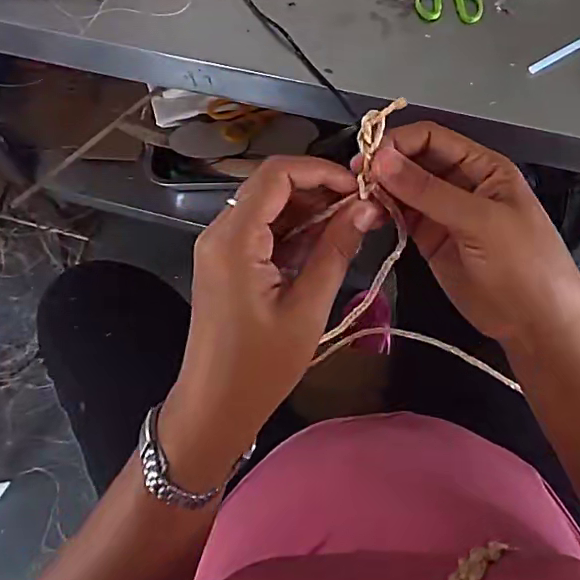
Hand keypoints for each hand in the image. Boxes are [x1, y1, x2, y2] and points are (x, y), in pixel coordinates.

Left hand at [159, 156, 381, 491]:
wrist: (213, 408)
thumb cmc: (260, 367)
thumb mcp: (308, 309)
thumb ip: (336, 250)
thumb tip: (366, 207)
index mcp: (234, 238)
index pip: (277, 174)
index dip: (321, 171)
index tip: (358, 188)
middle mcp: (221, 230)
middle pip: (272, 184)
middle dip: (319, 189)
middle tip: (361, 209)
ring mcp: (221, 244)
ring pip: (270, 204)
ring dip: (310, 209)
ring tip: (351, 227)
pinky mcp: (226, 259)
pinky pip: (263, 227)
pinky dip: (295, 229)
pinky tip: (325, 245)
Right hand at [365, 122, 579, 351]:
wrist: (537, 326)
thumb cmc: (523, 264)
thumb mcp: (480, 222)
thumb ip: (429, 190)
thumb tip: (381, 159)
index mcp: (481, 166)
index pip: (432, 138)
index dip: (399, 142)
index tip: (369, 156)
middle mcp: (460, 182)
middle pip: (413, 159)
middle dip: (385, 164)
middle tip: (355, 177)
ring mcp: (443, 211)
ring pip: (403, 187)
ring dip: (380, 188)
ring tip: (358, 197)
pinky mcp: (429, 238)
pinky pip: (401, 214)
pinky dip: (383, 212)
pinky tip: (368, 215)